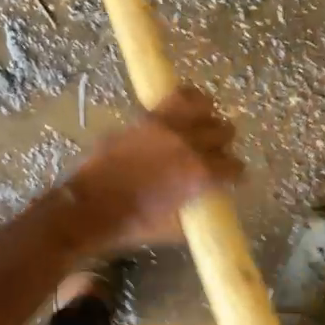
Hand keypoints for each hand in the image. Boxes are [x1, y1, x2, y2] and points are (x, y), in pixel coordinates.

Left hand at [65, 85, 240, 249]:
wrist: (89, 207)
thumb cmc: (132, 224)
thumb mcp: (173, 228)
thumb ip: (195, 210)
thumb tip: (203, 202)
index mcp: (200, 174)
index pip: (234, 167)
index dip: (235, 174)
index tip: (231, 179)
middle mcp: (190, 144)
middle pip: (224, 132)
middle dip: (222, 146)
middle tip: (213, 156)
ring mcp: (168, 125)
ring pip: (206, 106)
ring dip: (208, 118)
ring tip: (201, 128)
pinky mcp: (148, 116)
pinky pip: (178, 96)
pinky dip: (189, 99)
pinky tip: (186, 109)